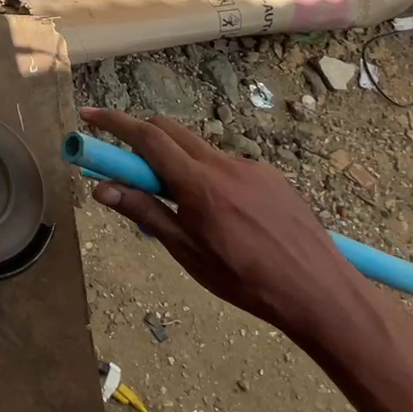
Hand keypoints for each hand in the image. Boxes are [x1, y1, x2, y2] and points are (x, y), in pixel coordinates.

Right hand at [78, 107, 361, 338]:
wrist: (325, 296)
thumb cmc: (247, 281)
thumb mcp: (187, 252)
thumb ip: (144, 212)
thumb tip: (101, 188)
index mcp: (198, 183)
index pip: (145, 137)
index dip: (112, 121)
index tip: (87, 115)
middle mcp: (223, 164)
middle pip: (168, 129)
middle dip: (139, 134)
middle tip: (125, 162)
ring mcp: (252, 168)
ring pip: (198, 145)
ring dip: (175, 157)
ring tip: (181, 202)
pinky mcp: (273, 177)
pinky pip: (227, 162)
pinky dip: (207, 171)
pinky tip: (222, 210)